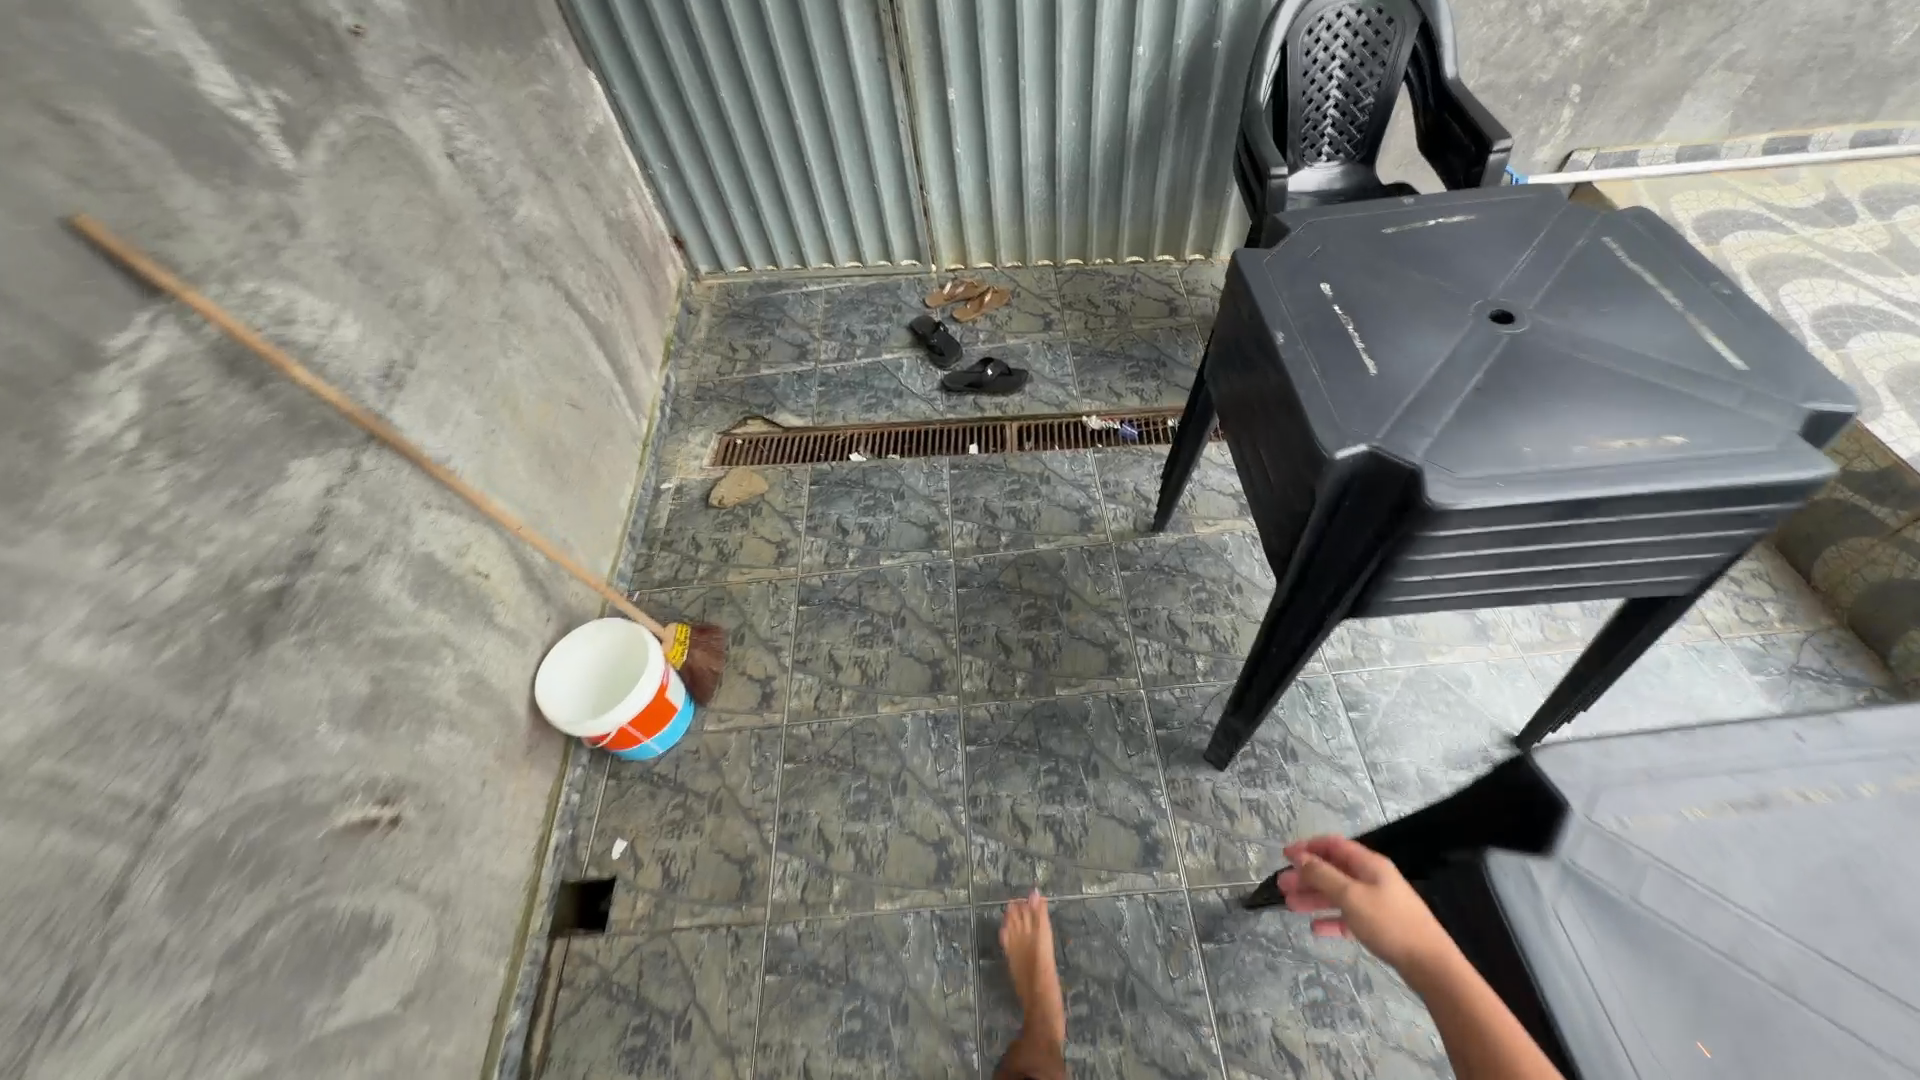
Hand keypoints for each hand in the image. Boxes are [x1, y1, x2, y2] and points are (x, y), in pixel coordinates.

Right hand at [1277, 835, 1456, 974]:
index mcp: (1369, 864)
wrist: (1430, 964)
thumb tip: (1300, 856)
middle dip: (1306, 876)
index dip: (1308, 847)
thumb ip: (1323, 874)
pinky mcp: (1379, 925)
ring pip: (1338, 894)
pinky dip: (1331, 920)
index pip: (1333, 845)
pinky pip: (1348, 917)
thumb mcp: (1351, 895)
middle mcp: (1372, 879)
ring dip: (1314, 898)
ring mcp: (1376, 902)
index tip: (1285, 855)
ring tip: (1290, 905)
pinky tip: (1315, 929)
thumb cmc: (1389, 922)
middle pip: (1333, 871)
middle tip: (1282, 885)